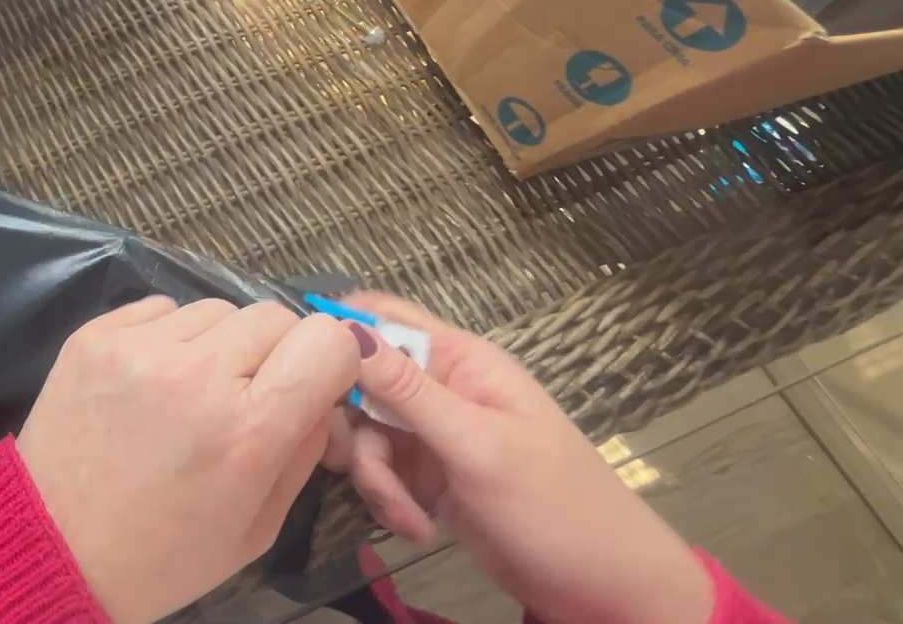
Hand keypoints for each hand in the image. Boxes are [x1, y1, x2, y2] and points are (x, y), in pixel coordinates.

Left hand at [17, 296, 359, 623]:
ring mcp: (138, 346)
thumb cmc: (165, 552)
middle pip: (272, 315)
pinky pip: (159, 308)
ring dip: (219, 342)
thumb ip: (303, 449)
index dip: (329, 360)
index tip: (311, 382)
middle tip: (250, 391)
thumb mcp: (258, 525)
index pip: (326, 340)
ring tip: (192, 388)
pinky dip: (169, 335)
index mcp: (248, 429)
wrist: (54, 542)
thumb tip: (321, 392)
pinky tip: (152, 378)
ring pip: (214, 308)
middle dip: (277, 351)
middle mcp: (195, 372)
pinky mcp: (95, 333)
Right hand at [339, 293, 713, 623]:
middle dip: (347, 419)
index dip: (337, 330)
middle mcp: (436, 386)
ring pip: (359, 427)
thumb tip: (342, 329)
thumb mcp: (478, 446)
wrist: (609, 601)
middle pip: (357, 376)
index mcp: (458, 360)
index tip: (302, 364)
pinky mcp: (421, 471)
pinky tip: (414, 526)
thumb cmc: (560, 510)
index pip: (382, 316)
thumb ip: (406, 388)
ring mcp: (427, 430)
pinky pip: (376, 467)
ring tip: (402, 512)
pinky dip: (385, 497)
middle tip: (348, 457)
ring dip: (370, 472)